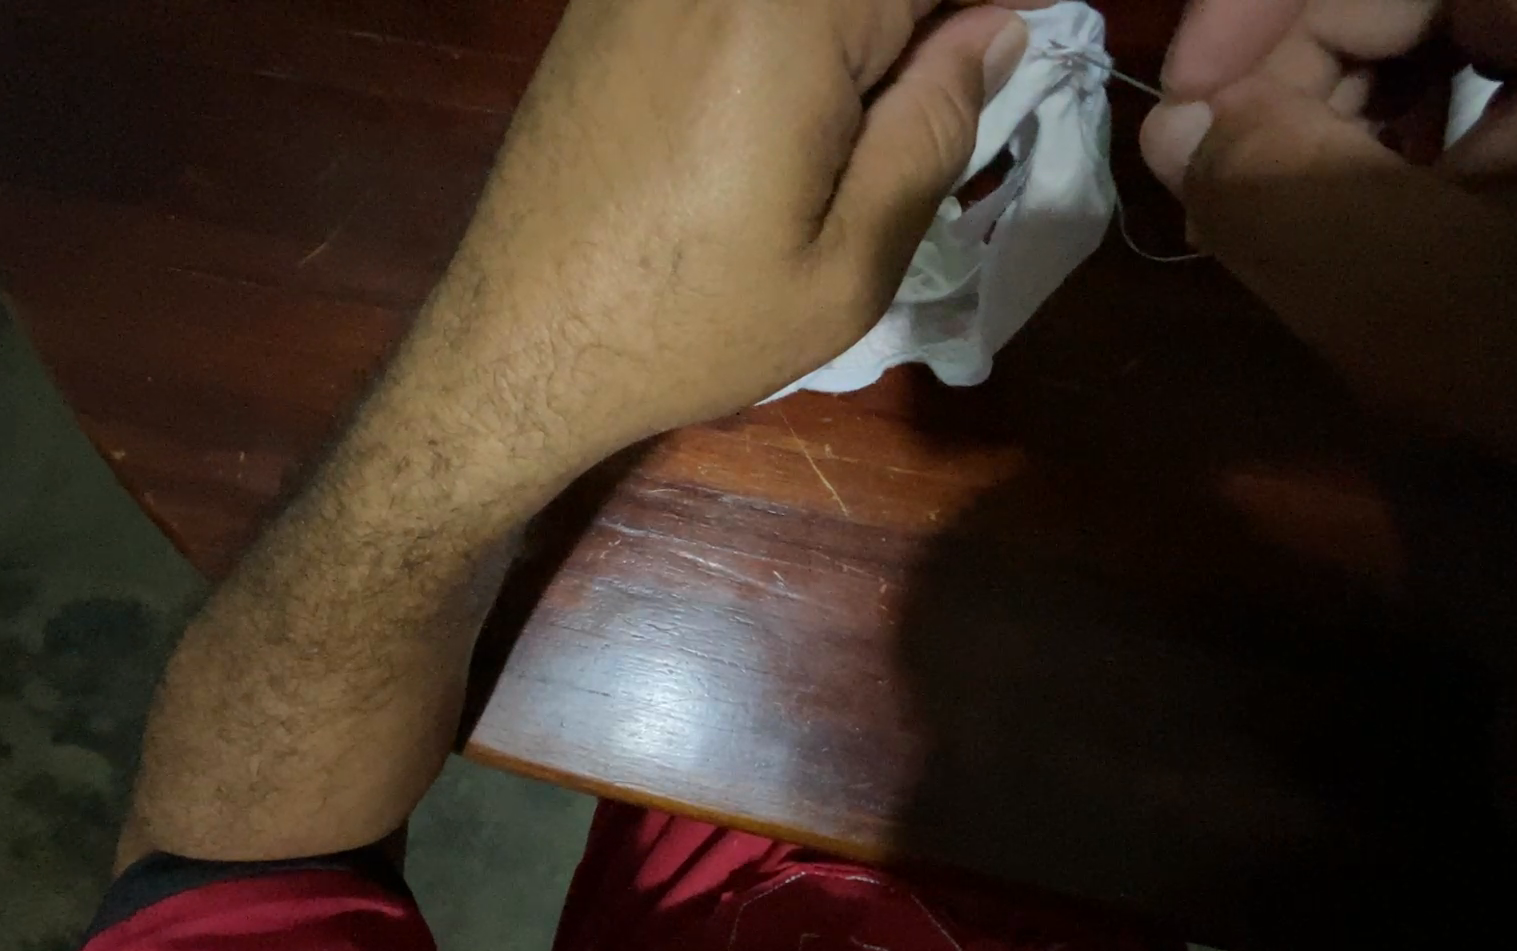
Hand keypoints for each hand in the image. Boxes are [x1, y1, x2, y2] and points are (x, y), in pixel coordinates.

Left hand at [421, 0, 1033, 465]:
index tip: (960, 95)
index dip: (971, 24)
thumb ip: (934, 132)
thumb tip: (996, 28)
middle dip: (895, 46)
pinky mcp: (600, 7)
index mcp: (791, 9)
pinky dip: (769, 51)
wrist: (520, 350)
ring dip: (834, 55)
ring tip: (807, 158)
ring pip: (794, 6)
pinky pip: (725, 9)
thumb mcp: (843, 272)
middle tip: (876, 144)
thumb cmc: (686, 331)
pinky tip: (741, 137)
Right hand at [1139, 0, 1516, 467]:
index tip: (1179, 109)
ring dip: (1320, 109)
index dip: (1263, 8)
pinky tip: (1361, 194)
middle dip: (1283, 77)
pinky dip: (1377, 123)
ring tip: (1282, 208)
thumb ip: (1287, 206)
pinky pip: (1461, 51)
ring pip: (1417, 18)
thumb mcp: (1427, 301)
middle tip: (1223, 187)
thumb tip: (1171, 130)